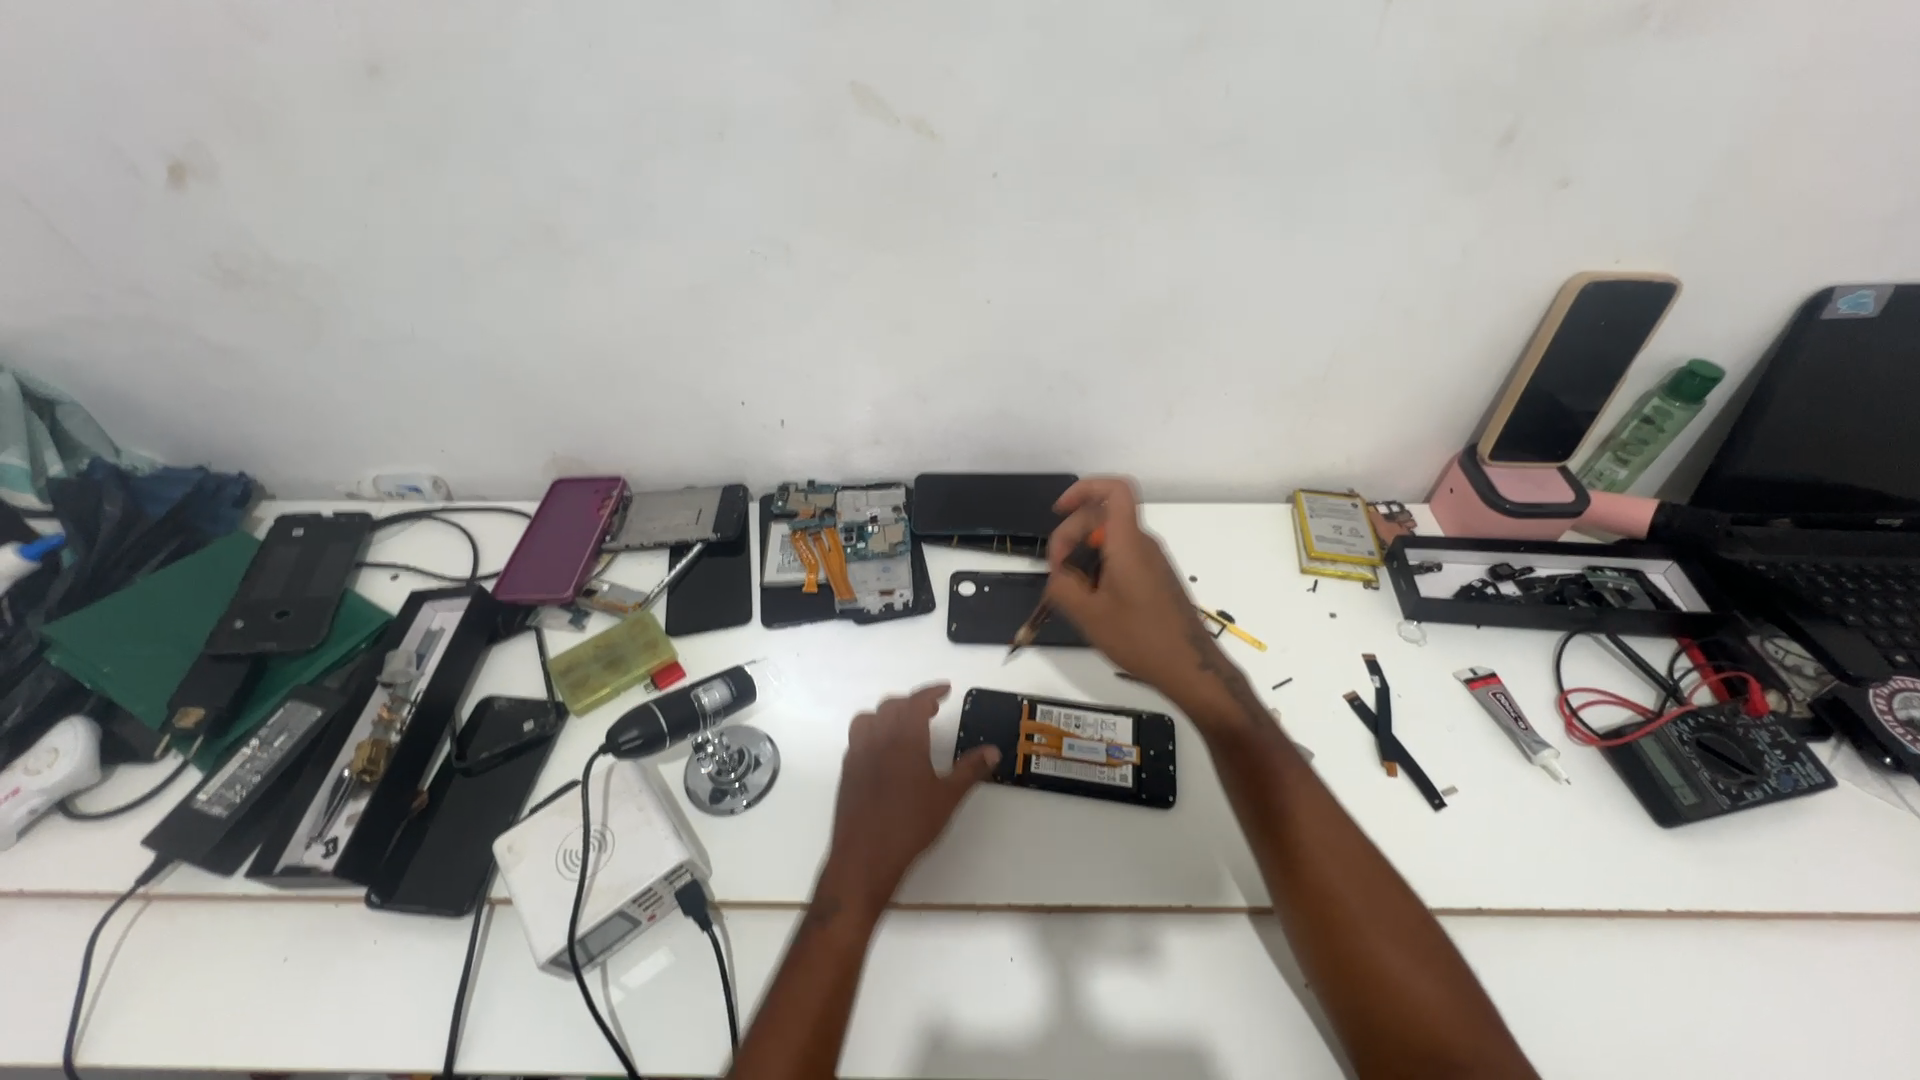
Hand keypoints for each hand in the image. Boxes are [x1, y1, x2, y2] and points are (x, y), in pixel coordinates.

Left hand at [821, 684, 999, 912]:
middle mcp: (877, 739)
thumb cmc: (911, 825)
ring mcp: (858, 755)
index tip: (946, 689)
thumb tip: (993, 750)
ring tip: (905, 728)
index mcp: (904, 740)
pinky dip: (873, 733)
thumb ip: (970, 770)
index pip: (916, 702)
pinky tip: (886, 753)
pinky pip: (858, 738)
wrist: (864, 856)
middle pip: (891, 706)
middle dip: (912, 702)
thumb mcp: (948, 797)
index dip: (932, 691)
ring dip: (888, 714)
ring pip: (868, 718)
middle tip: (932, 711)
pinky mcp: (847, 772)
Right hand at [1043, 477, 1254, 720]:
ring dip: (1085, 555)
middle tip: (1057, 571)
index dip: (1084, 489)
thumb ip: (1062, 587)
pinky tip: (1094, 601)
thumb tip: (1058, 574)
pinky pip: (1123, 557)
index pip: (1114, 490)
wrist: (1189, 667)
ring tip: (1073, 592)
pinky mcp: (1157, 578)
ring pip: (1112, 539)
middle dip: (1072, 535)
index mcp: (1128, 543)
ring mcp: (1153, 561)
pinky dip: (1101, 568)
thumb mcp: (1089, 616)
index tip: (1059, 511)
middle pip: (1103, 516)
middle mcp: (1144, 544)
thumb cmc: (1141, 639)